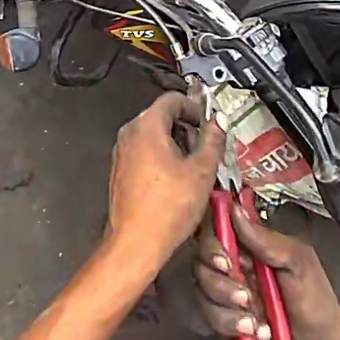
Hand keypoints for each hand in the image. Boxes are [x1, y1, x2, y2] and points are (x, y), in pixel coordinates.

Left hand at [103, 92, 225, 270]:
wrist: (136, 241)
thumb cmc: (166, 208)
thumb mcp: (201, 171)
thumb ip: (213, 140)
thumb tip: (218, 121)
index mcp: (147, 125)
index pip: (172, 99)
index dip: (195, 108)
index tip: (209, 124)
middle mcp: (130, 133)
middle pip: (162, 115)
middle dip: (187, 128)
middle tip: (205, 149)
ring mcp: (122, 150)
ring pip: (153, 134)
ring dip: (176, 143)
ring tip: (194, 168)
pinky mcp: (121, 167)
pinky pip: (144, 150)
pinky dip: (162, 156)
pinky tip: (176, 180)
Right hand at [193, 204, 339, 339]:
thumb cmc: (316, 302)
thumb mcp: (299, 264)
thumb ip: (266, 240)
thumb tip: (233, 208)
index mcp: (248, 243)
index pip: (214, 226)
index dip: (210, 239)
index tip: (224, 259)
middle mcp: (231, 262)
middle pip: (200, 257)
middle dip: (218, 280)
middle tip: (245, 295)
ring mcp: (225, 289)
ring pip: (201, 287)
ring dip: (227, 305)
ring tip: (255, 320)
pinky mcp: (222, 316)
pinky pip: (208, 314)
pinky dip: (230, 324)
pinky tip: (255, 332)